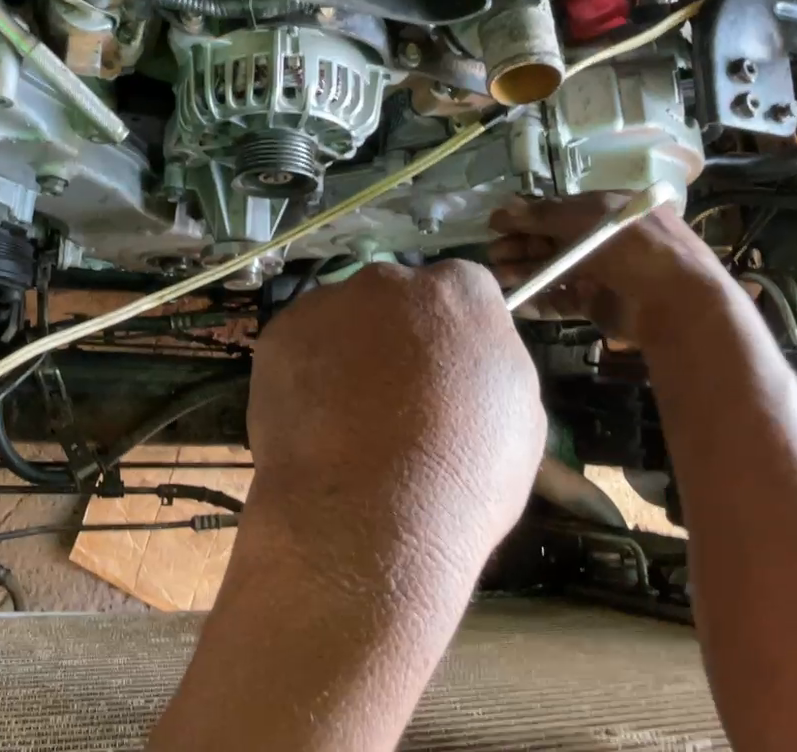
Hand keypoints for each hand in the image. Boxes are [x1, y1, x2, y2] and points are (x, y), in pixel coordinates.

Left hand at [247, 260, 543, 586]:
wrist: (370, 514)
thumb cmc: (465, 474)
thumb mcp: (518, 415)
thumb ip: (488, 363)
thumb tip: (463, 360)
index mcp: (459, 293)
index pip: (461, 290)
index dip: (452, 334)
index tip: (445, 371)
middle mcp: (390, 282)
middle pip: (395, 298)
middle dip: (396, 335)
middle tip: (394, 396)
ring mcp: (328, 304)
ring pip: (342, 319)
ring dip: (347, 351)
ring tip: (345, 418)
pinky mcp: (279, 335)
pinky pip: (299, 345)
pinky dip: (304, 373)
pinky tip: (312, 422)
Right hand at [488, 194, 728, 342]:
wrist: (676, 300)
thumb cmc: (632, 247)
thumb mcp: (585, 218)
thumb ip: (540, 215)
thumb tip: (500, 211)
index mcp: (607, 209)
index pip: (558, 210)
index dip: (526, 218)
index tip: (495, 226)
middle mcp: (603, 239)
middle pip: (552, 241)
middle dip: (520, 246)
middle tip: (493, 254)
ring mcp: (601, 273)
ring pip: (553, 271)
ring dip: (524, 272)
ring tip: (497, 277)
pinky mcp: (598, 304)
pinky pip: (562, 301)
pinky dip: (538, 301)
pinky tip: (515, 303)